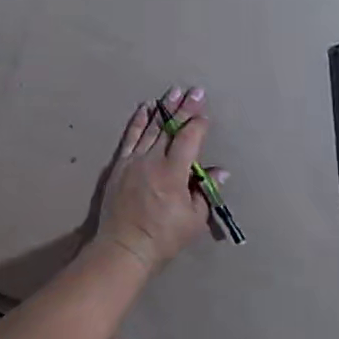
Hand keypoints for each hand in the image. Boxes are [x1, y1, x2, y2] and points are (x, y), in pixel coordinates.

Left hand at [92, 86, 226, 269]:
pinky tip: (144, 109)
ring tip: (173, 93)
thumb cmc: (163, 237)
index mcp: (173, 172)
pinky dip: (138, 122)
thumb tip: (219, 171)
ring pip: (150, 129)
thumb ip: (205, 191)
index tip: (205, 113)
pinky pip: (130, 137)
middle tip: (194, 91)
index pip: (189, 139)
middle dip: (184, 108)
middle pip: (170, 128)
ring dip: (163, 110)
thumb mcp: (194, 219)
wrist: (124, 247)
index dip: (199, 124)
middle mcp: (152, 161)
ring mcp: (133, 161)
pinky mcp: (119, 166)